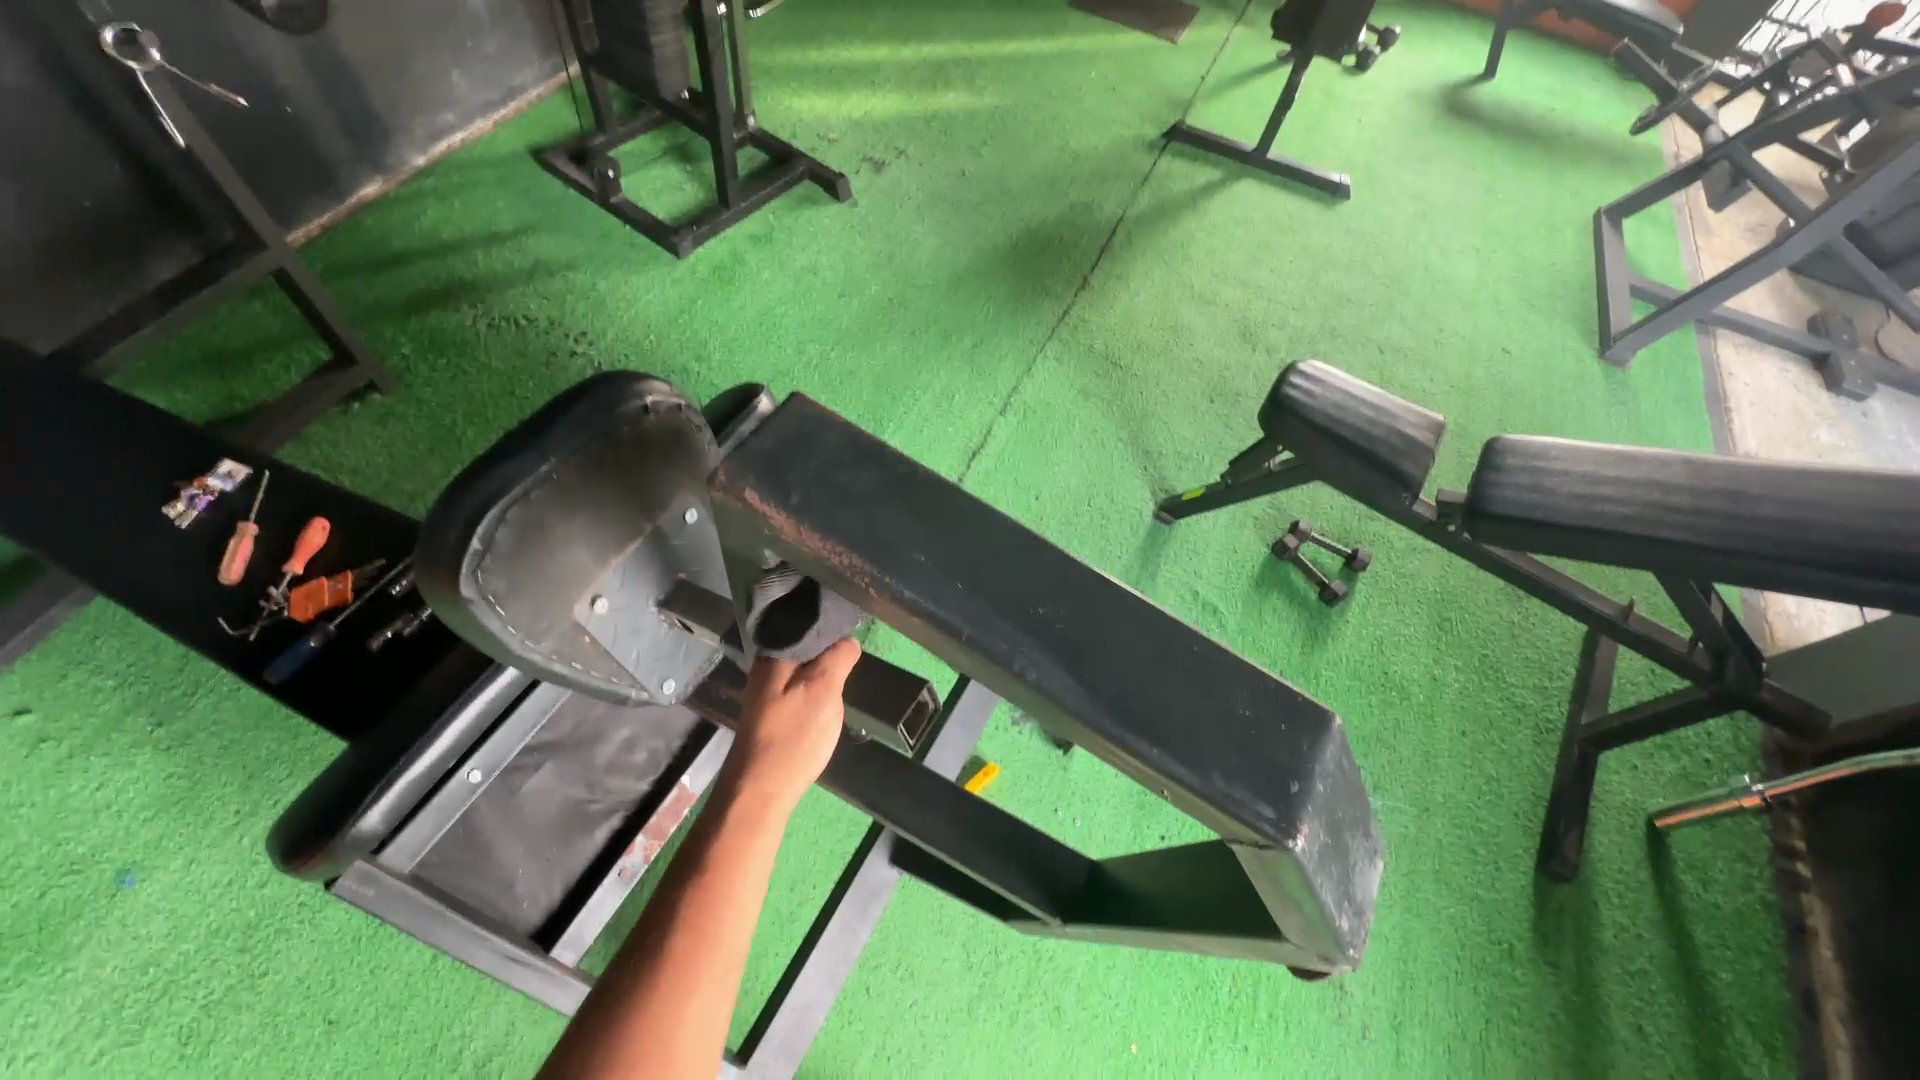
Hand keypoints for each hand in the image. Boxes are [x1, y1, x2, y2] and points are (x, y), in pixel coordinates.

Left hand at [727, 639, 861, 811]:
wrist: (761, 790)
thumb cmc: (794, 736)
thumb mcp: (824, 690)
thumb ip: (838, 658)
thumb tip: (849, 640)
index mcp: (774, 654)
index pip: (807, 624)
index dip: (833, 627)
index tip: (857, 632)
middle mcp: (764, 668)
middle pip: (804, 647)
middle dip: (829, 651)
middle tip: (856, 660)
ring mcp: (765, 692)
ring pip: (802, 670)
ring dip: (823, 672)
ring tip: (846, 677)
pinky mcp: (770, 714)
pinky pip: (798, 689)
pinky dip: (815, 691)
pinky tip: (827, 702)